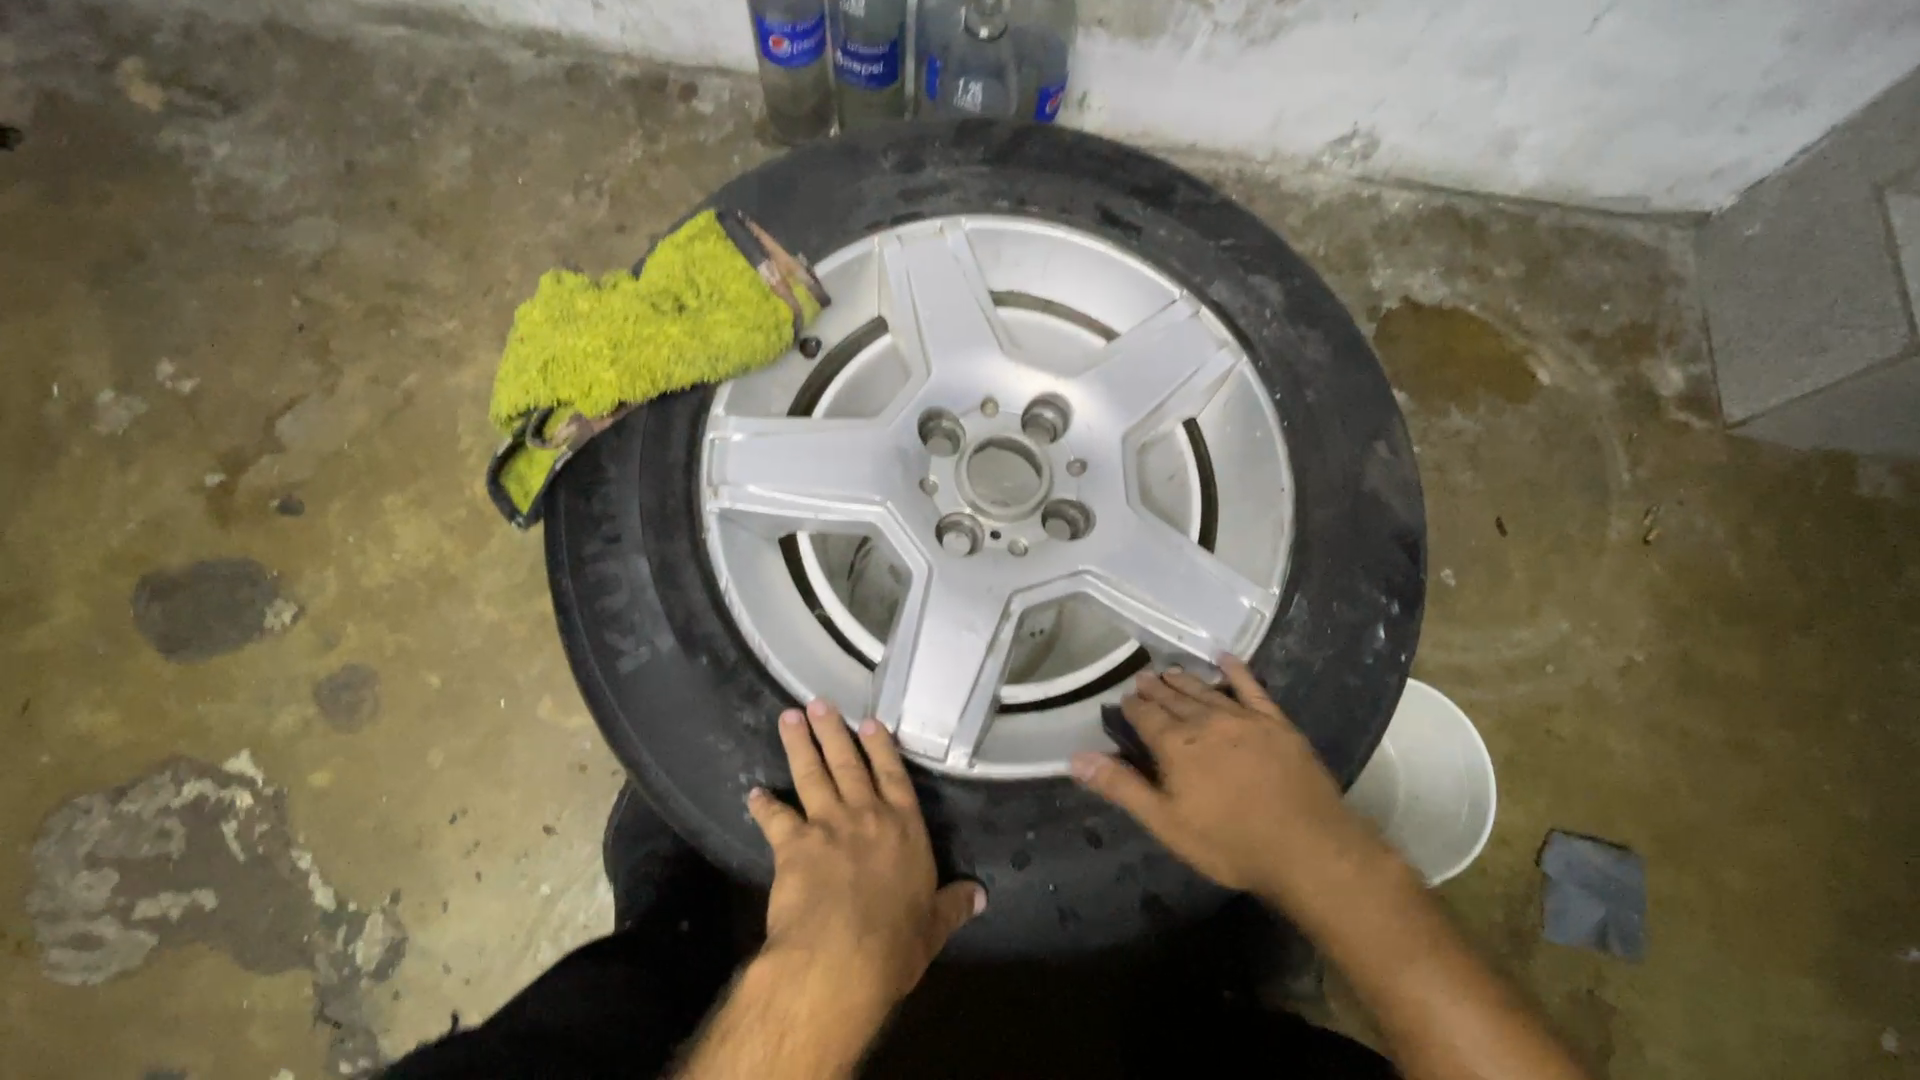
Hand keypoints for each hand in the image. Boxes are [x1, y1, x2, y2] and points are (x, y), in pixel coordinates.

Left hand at [747, 701, 985, 1009]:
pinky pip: (776, 819)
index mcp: (905, 828)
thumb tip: (981, 896)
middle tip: (819, 703)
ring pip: (813, 775)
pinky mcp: (794, 845)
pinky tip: (753, 794)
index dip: (881, 747)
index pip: (894, 776)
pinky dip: (763, 806)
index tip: (868, 721)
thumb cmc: (896, 943)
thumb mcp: (935, 926)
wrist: (842, 958)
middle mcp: (867, 816)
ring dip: (800, 745)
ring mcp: (828, 825)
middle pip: (849, 763)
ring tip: (789, 718)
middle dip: (834, 731)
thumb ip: (955, 904)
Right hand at [1070, 657, 1388, 901]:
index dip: (1132, 706)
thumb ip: (1122, 787)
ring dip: (1186, 680)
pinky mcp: (1277, 724)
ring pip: (1207, 691)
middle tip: (1143, 678)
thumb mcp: (1166, 823)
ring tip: (1171, 670)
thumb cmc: (1230, 843)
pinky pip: (1253, 688)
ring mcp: (1245, 719)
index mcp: (1176, 745)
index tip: (1124, 698)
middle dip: (1156, 689)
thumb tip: (1075, 758)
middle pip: (1175, 698)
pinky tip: (1226, 659)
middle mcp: (1207, 722)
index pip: (1146, 716)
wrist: (1308, 848)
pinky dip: (1237, 671)